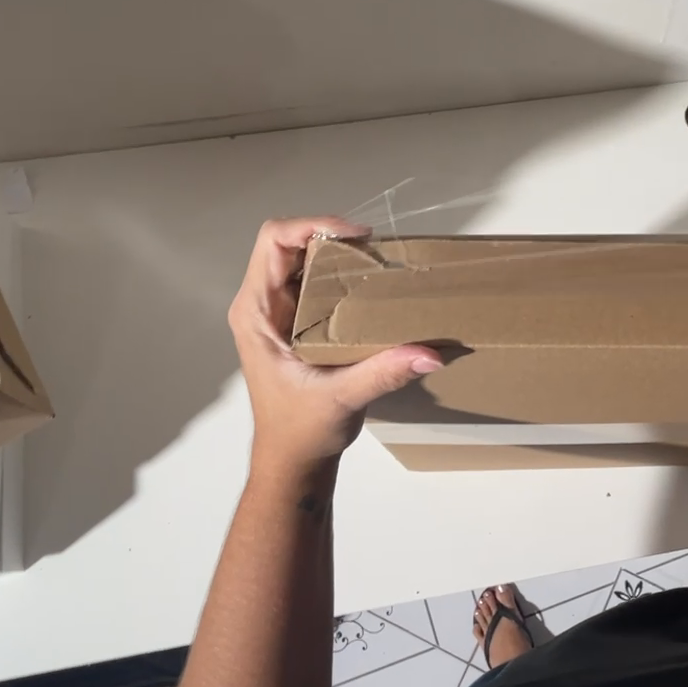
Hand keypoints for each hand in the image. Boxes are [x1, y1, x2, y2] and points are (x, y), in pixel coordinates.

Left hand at [229, 217, 441, 472]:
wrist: (294, 460)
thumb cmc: (301, 431)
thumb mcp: (341, 399)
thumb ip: (383, 373)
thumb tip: (431, 352)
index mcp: (256, 312)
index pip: (274, 242)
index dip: (313, 226)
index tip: (357, 237)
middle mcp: (264, 304)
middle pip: (291, 244)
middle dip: (332, 238)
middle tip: (377, 251)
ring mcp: (280, 312)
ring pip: (305, 260)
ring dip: (340, 255)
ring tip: (380, 264)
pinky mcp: (298, 323)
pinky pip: (317, 282)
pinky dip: (345, 275)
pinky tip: (374, 287)